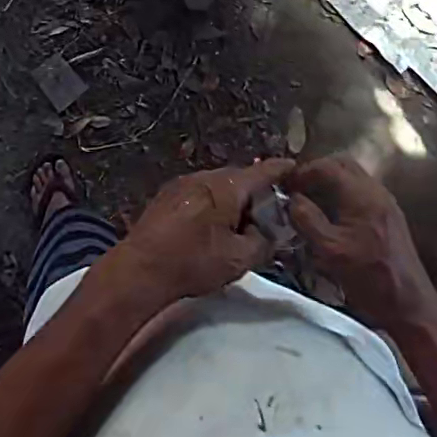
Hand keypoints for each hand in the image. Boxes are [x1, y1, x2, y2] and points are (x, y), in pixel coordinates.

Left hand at [101, 158, 294, 307]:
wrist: (141, 267)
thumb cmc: (193, 261)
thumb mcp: (239, 258)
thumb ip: (262, 242)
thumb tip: (268, 233)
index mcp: (225, 187)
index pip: (261, 172)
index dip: (280, 170)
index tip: (295, 168)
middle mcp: (204, 177)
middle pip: (238, 178)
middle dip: (256, 192)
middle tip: (270, 212)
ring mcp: (182, 183)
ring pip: (217, 185)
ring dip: (232, 199)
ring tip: (242, 223)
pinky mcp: (167, 195)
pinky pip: (200, 192)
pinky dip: (213, 203)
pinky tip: (214, 225)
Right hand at [286, 156, 436, 325]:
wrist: (410, 306)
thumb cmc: (369, 279)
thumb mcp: (329, 250)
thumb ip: (306, 219)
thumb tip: (292, 199)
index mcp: (362, 196)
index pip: (327, 166)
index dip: (303, 171)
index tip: (285, 184)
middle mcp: (377, 192)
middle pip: (342, 164)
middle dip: (316, 170)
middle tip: (297, 186)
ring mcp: (386, 203)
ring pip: (353, 176)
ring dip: (329, 180)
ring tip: (309, 198)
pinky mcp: (389, 216)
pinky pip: (361, 190)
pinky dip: (341, 192)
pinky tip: (330, 213)